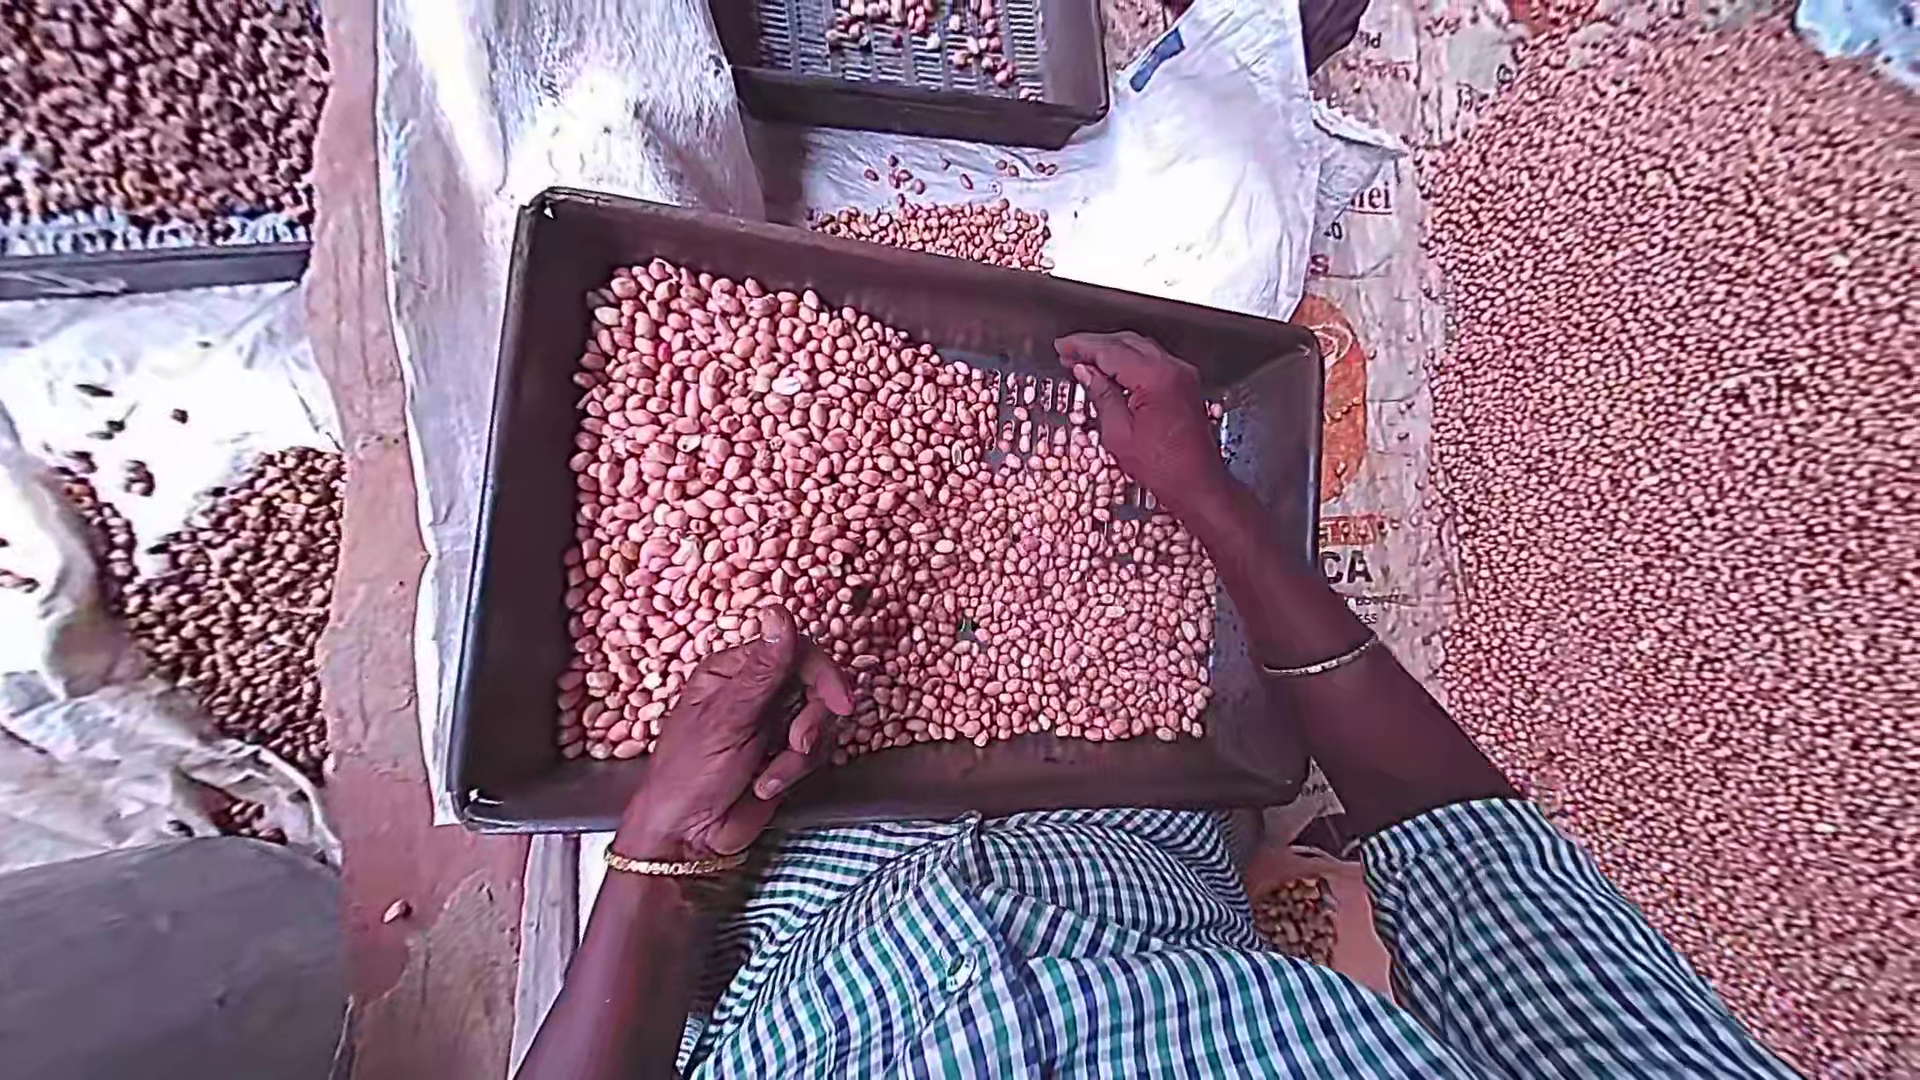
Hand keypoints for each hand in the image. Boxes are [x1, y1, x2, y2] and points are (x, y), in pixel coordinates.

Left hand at [612, 605, 852, 861]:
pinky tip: (767, 786)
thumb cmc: (689, 775)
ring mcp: (774, 720)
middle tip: (798, 744)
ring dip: (801, 753)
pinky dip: (797, 770)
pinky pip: (816, 748)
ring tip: (770, 775)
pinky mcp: (785, 751)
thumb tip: (778, 611)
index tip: (841, 702)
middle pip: (816, 684)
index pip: (796, 650)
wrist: (685, 842)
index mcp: (736, 669)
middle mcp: (759, 689)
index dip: (823, 674)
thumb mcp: (727, 720)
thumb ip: (762, 670)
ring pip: (821, 718)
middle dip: (813, 719)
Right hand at [1056, 331, 1231, 513]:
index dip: (1082, 347)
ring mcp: (1182, 375)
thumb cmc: (1161, 467)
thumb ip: (1102, 396)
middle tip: (1068, 351)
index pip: (1111, 351)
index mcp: (1155, 378)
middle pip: (1126, 342)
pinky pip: (1152, 360)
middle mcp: (1173, 369)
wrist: (1197, 484)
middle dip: (1094, 345)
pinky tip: (1111, 371)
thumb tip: (1085, 372)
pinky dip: (1128, 360)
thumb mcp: (1119, 434)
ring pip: (1140, 348)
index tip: (1062, 346)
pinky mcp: (1185, 384)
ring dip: (1110, 350)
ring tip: (1084, 360)